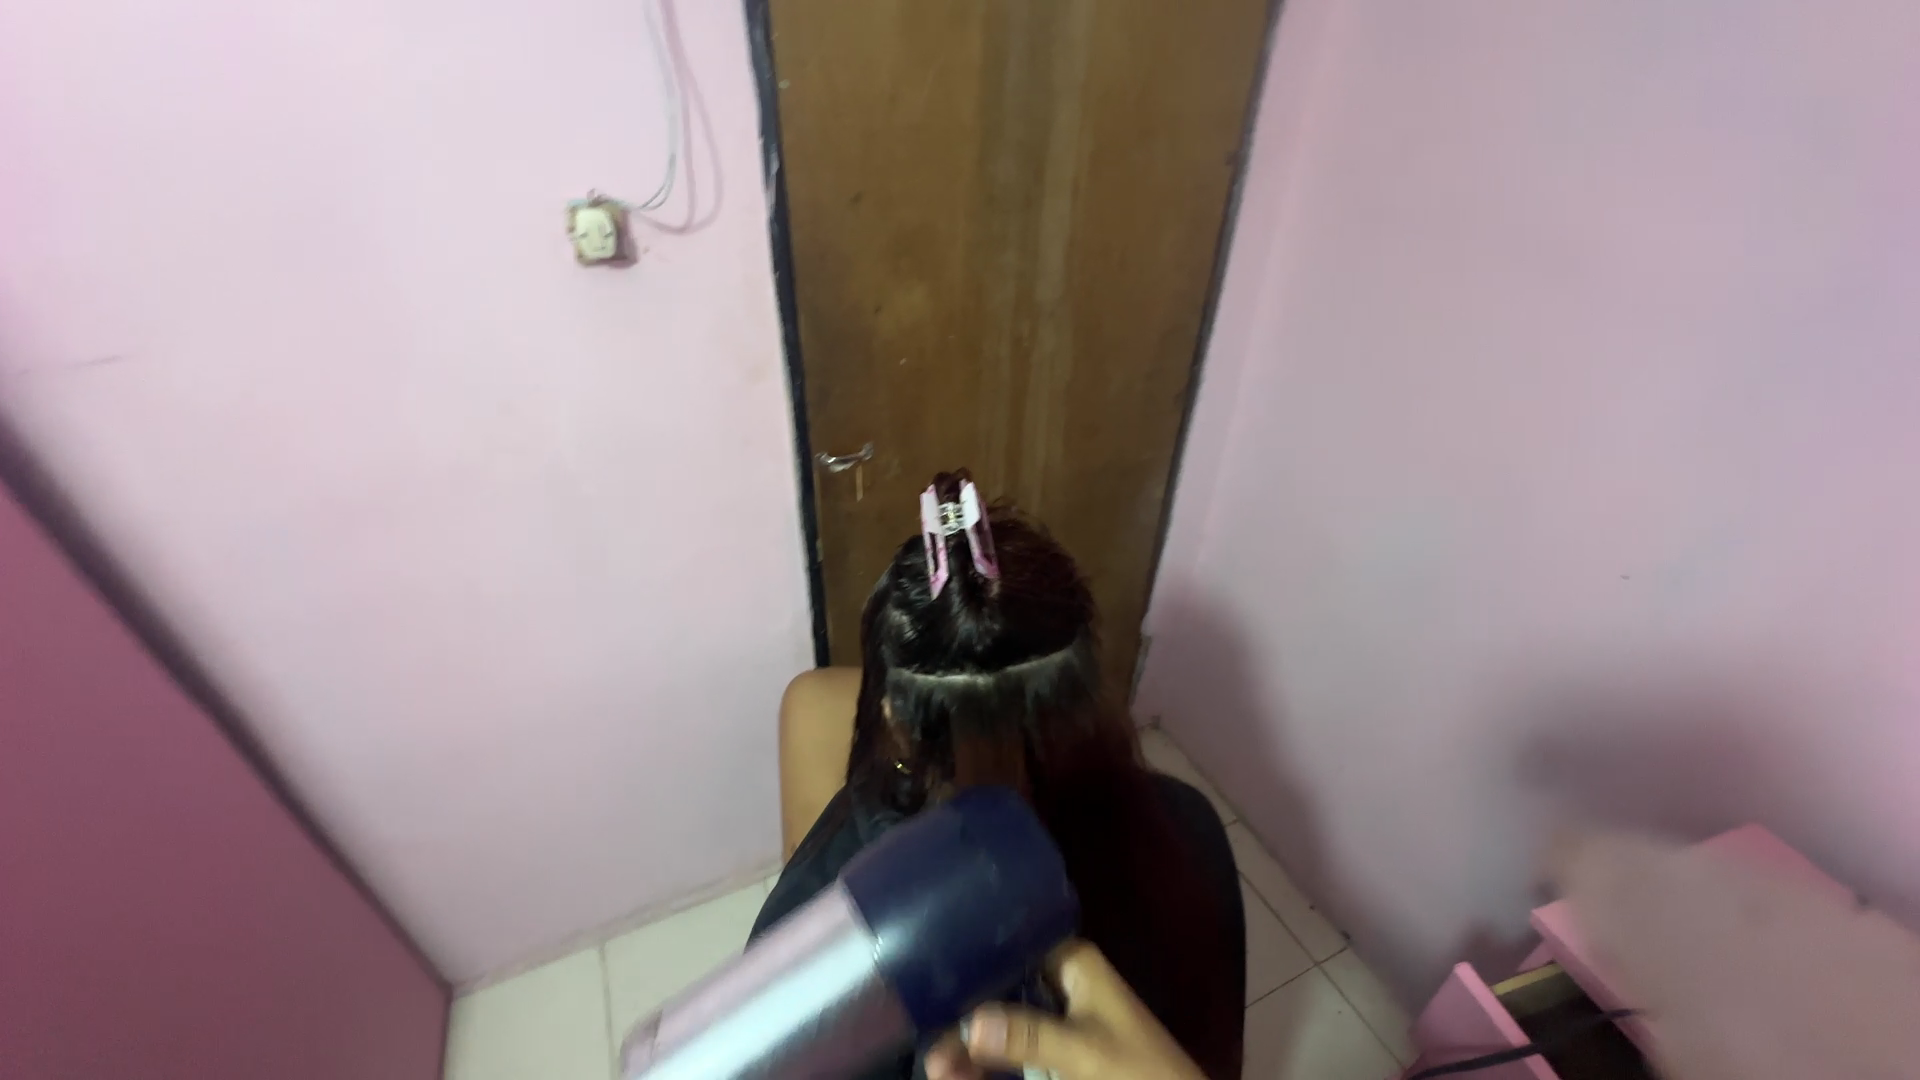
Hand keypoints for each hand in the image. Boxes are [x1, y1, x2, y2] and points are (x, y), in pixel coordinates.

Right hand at [924, 940, 1204, 1079]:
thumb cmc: (1138, 1071)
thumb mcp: (1084, 1051)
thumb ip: (1028, 1035)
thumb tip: (968, 1021)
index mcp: (1072, 964)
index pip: (1016, 939)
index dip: (977, 948)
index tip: (935, 958)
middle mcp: (1060, 986)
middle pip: (1001, 987)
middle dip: (964, 1008)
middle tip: (922, 1023)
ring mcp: (1056, 1024)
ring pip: (1001, 1026)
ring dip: (970, 1044)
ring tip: (933, 1062)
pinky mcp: (1055, 1059)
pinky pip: (1013, 1057)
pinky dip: (986, 1066)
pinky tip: (956, 1072)